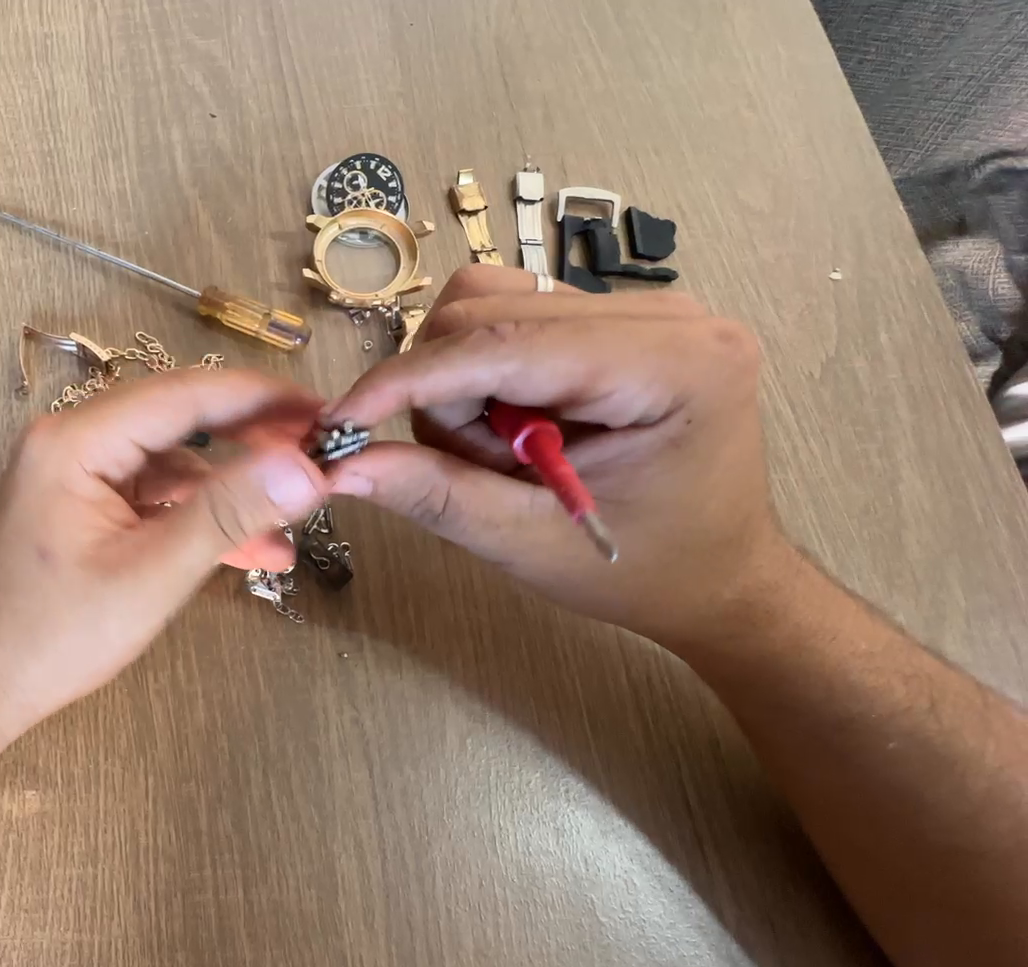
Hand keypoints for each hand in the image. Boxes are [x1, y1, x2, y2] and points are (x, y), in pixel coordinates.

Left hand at [0, 370, 329, 730]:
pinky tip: (248, 551)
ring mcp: (72, 476)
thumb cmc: (57, 636)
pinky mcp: (79, 508)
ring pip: (169, 466)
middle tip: (318, 453)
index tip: (325, 411)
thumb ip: (229, 514)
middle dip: (250, 442)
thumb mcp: (152, 574)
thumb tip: (306, 467)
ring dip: (228, 494)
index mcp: (75, 441)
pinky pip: (148, 499)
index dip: (259, 399)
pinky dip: (193, 520)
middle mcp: (69, 442)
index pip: (182, 396)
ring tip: (293, 523)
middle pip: (176, 422)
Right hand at [325, 265, 795, 644]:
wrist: (717, 573)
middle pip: (483, 310)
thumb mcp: (526, 544)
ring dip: (455, 381)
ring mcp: (640, 308)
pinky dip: (474, 371)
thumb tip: (340, 466)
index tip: (337, 423)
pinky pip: (503, 316)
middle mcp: (664, 314)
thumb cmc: (637, 571)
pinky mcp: (612, 319)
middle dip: (443, 392)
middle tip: (470, 463)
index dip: (406, 378)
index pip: (500, 343)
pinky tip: (507, 420)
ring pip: (483, 305)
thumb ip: (434, 495)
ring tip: (497, 448)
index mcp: (669, 367)